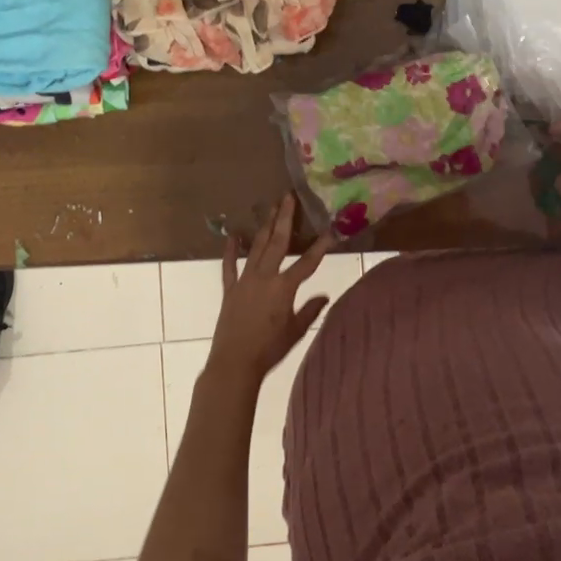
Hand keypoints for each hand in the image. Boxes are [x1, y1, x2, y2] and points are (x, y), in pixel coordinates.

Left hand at [206, 194, 333, 386]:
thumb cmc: (269, 349)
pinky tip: (232, 236)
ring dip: (264, 227)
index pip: (307, 262)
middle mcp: (264, 277)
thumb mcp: (296, 331)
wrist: (234, 363)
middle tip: (288, 197)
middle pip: (277, 242)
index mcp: (284, 287)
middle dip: (284, 218)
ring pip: (256, 248)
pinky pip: (229, 266)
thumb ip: (310, 310)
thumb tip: (324, 296)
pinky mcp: (230, 289)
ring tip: (270, 208)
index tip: (330, 230)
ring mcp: (244, 281)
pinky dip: (231, 251)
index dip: (320, 246)